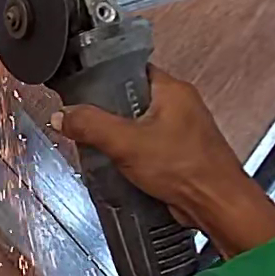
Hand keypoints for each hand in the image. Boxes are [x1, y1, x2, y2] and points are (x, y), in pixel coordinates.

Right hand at [52, 67, 274, 257]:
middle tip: (82, 122)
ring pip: (133, 123)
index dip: (101, 78)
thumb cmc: (183, 168)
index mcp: (171, 89)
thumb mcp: (125, 142)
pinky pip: (141, 143)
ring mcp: (177, 128)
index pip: (129, 70)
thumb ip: (90, 125)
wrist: (214, 205)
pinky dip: (125, 151)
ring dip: (113, 134)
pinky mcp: (175, 151)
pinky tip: (112, 162)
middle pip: (127, 98)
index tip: (77, 91)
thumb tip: (60, 115)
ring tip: (94, 143)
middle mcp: (177, 104)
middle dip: (102, 112)